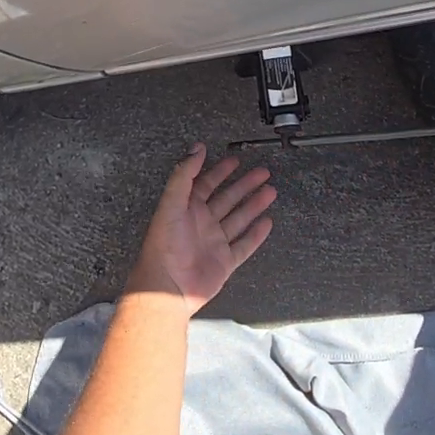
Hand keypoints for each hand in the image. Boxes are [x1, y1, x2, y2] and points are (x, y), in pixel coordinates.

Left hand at [125, 144, 274, 316]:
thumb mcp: (171, 202)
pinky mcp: (224, 261)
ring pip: (239, 218)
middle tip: (261, 172)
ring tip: (270, 191)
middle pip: (228, 198)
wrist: (168, 285)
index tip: (234, 160)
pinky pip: (244, 245)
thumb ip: (184, 175)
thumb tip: (196, 149)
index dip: (220, 170)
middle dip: (244, 184)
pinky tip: (266, 223)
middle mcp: (201, 222)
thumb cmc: (163, 245)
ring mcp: (214, 242)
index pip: (207, 183)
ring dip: (254, 204)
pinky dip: (257, 234)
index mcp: (187, 207)